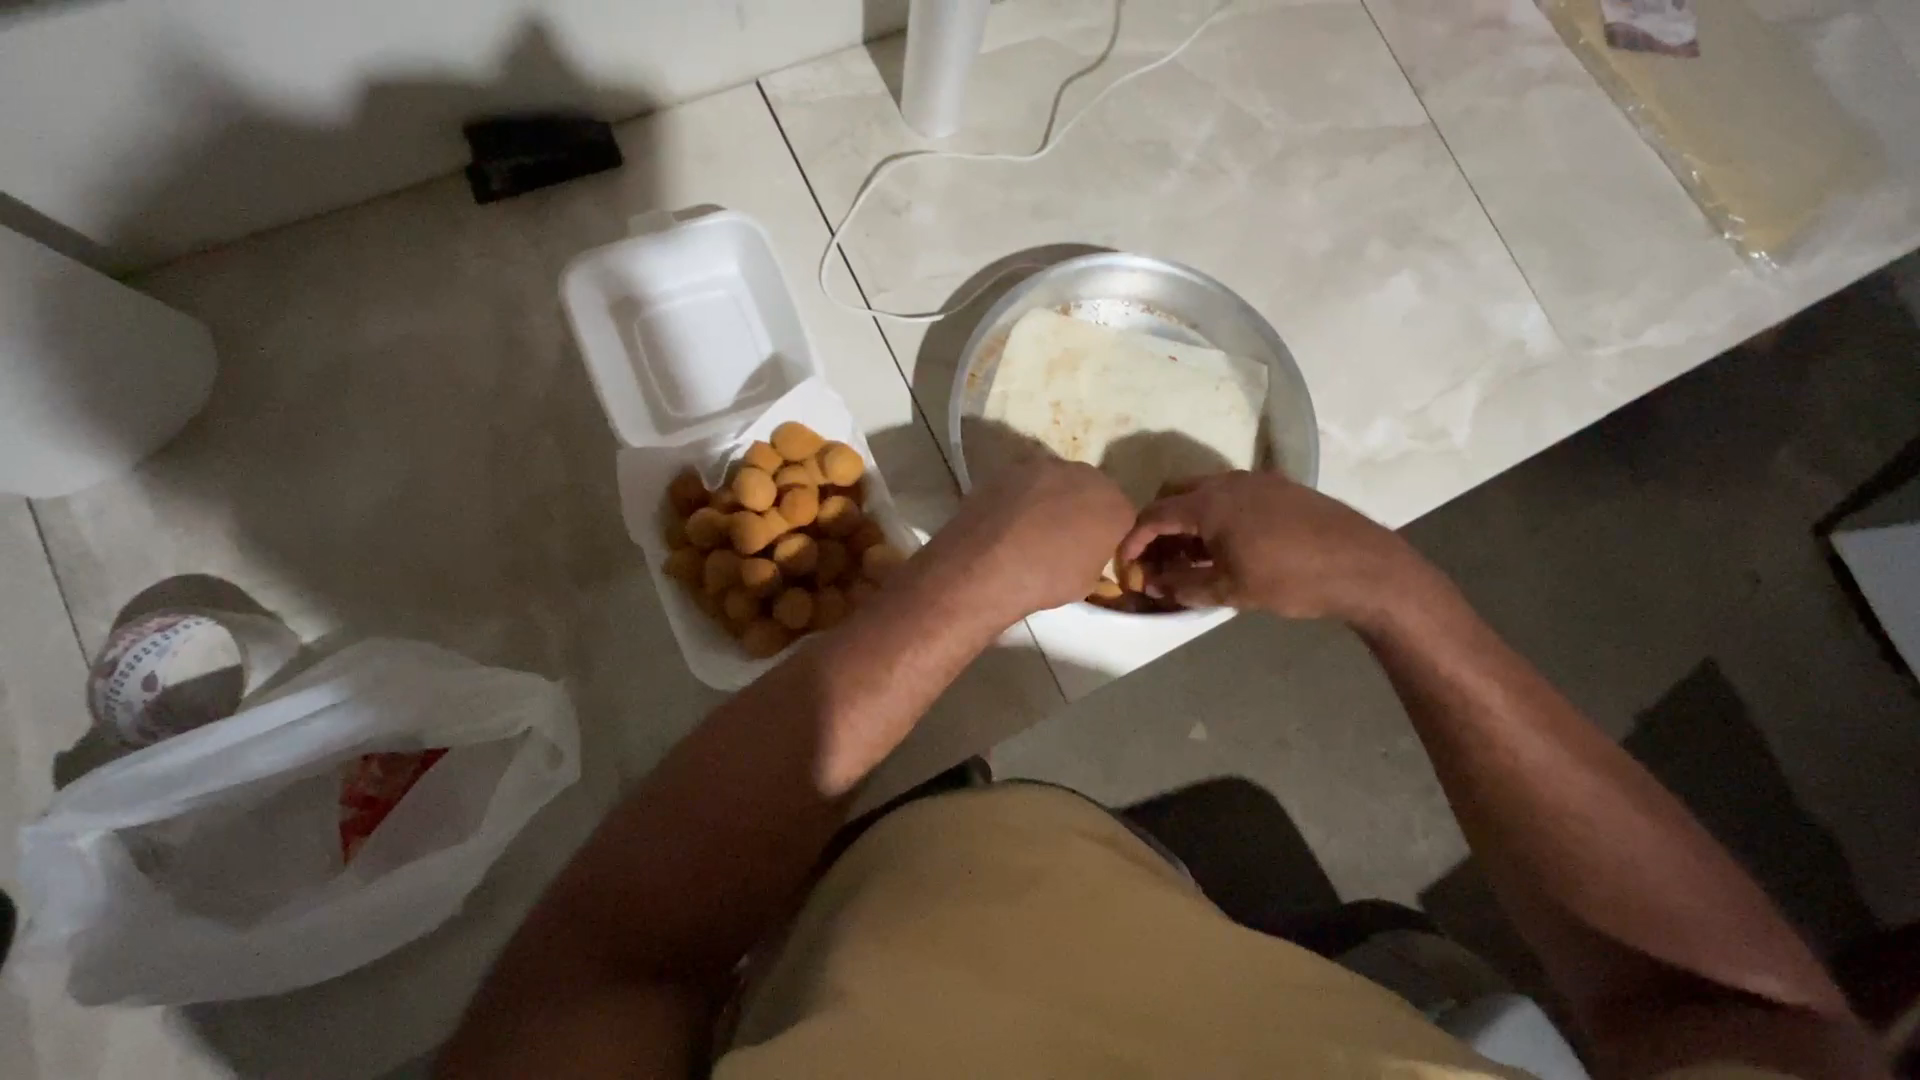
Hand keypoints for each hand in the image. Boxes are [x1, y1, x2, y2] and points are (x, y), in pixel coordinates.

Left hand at [912, 457, 1134, 622]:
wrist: (988, 565)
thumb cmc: (1047, 580)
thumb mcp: (1087, 580)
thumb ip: (1095, 554)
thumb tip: (1084, 548)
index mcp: (1114, 505)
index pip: (1122, 516)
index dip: (1109, 535)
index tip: (1094, 551)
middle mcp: (1085, 475)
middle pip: (1090, 490)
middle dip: (1081, 509)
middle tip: (1063, 537)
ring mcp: (1044, 466)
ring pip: (1055, 481)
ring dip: (1049, 499)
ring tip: (1030, 528)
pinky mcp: (1010, 467)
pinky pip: (1024, 483)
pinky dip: (1020, 497)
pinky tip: (1007, 520)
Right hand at [1118, 471, 1436, 626]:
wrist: (1366, 567)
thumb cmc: (1291, 579)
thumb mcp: (1230, 590)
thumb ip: (1184, 585)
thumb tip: (1153, 585)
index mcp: (1209, 501)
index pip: (1153, 514)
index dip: (1133, 541)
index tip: (1125, 565)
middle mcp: (1228, 481)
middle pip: (1175, 496)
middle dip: (1159, 527)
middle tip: (1156, 561)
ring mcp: (1258, 481)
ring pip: (1205, 495)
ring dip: (1188, 524)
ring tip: (1189, 560)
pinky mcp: (1281, 489)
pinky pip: (1232, 497)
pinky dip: (1215, 519)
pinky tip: (1226, 548)